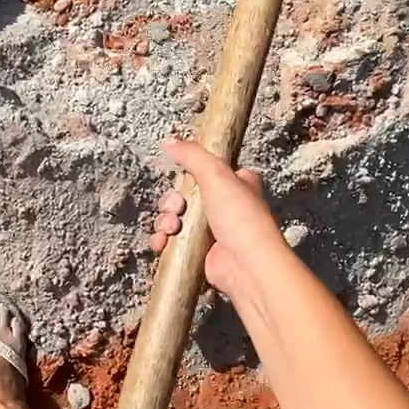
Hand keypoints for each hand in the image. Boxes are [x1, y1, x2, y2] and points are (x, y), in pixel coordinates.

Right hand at [148, 138, 291, 304]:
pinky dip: (163, 241)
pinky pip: (172, 241)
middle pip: (182, 195)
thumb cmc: (239, 217)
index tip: (180, 177)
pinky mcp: (198, 252)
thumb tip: (168, 141)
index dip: (188, 174)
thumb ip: (192, 155)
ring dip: (165, 222)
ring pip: (174, 218)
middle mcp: (224, 206)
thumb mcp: (217, 175)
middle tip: (177, 209)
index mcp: (235, 183)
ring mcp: (211, 231)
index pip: (204, 171)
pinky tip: (162, 243)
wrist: (246, 267)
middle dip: (172, 202)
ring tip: (171, 230)